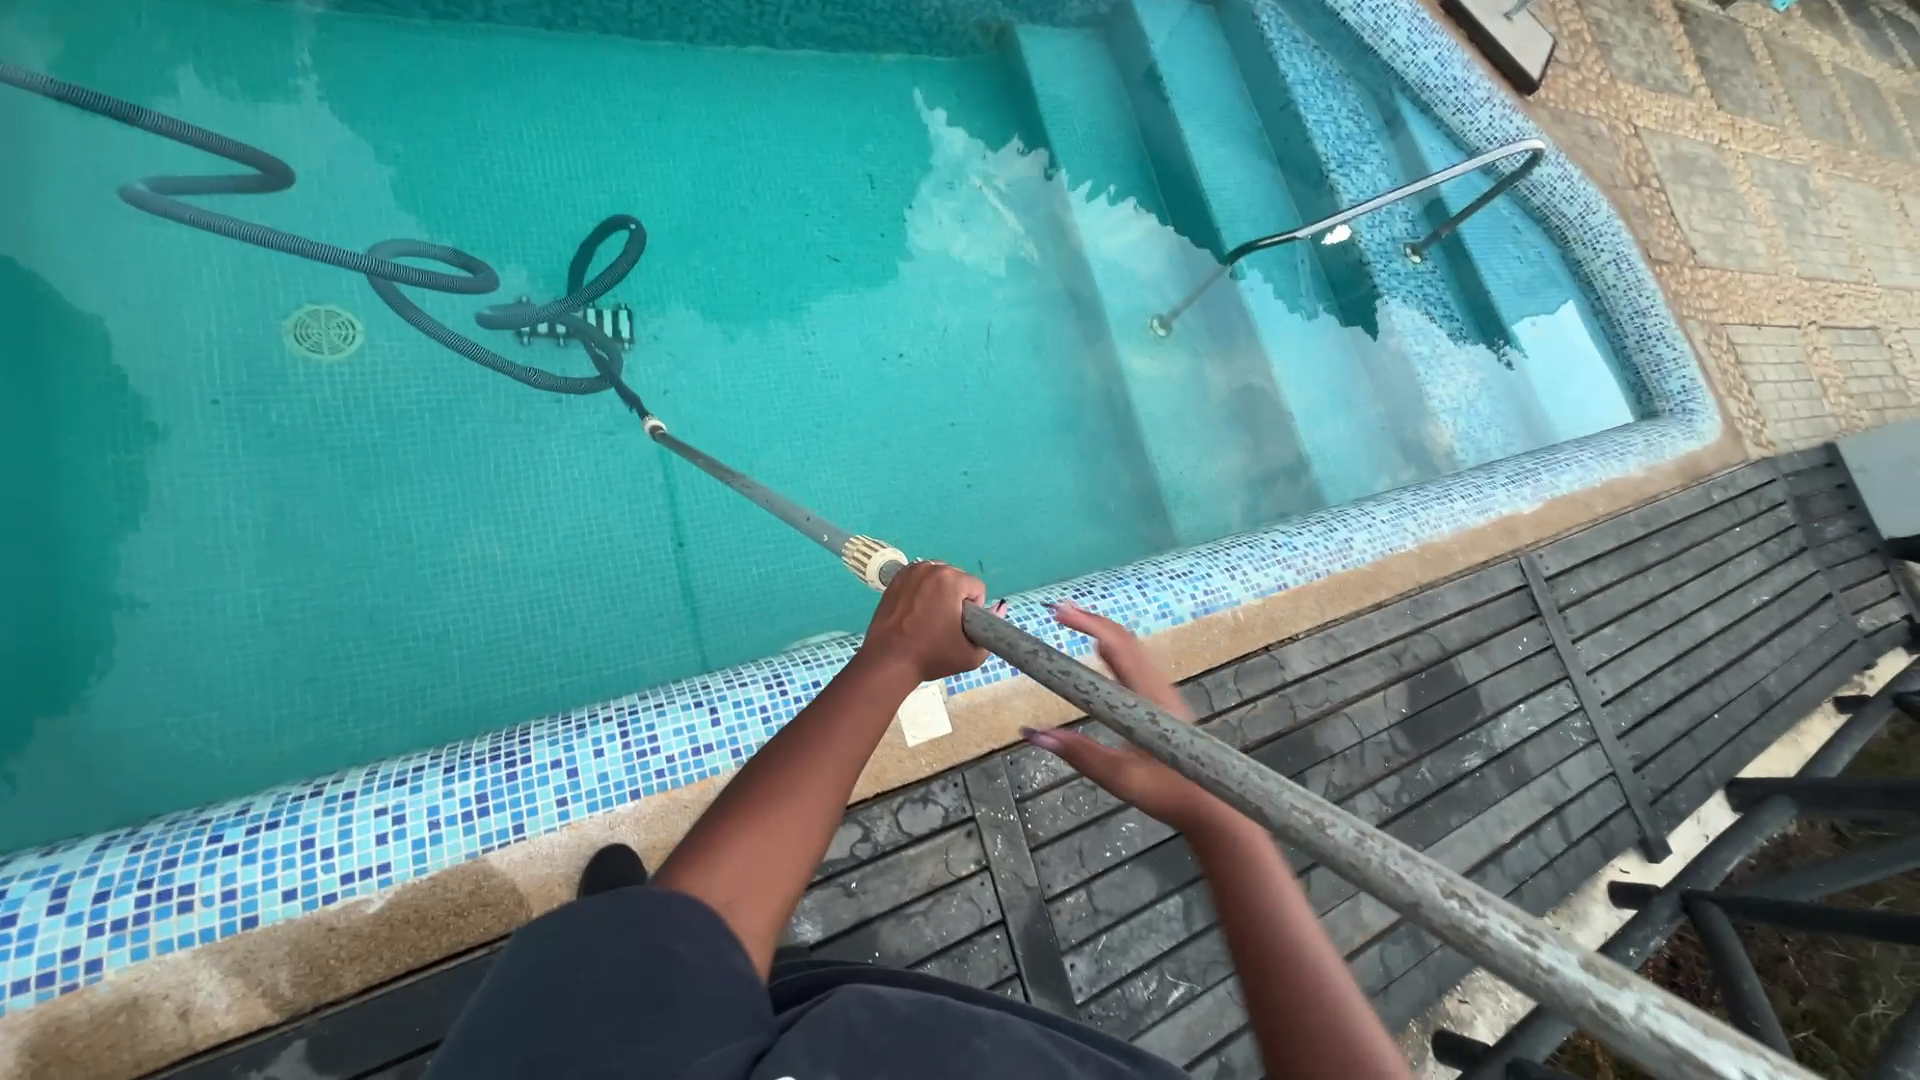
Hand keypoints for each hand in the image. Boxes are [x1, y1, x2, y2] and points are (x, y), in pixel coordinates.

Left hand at [859, 561, 989, 683]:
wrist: (889, 661)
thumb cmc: (932, 656)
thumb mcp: (972, 653)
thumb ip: (992, 627)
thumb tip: (1000, 607)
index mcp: (950, 579)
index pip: (977, 588)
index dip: (974, 610)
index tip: (960, 627)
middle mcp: (930, 567)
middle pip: (957, 579)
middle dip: (957, 598)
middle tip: (944, 624)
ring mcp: (910, 571)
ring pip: (938, 578)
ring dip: (940, 593)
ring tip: (930, 618)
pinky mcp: (895, 579)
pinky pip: (919, 580)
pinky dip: (922, 591)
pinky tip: (916, 611)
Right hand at [1022, 602, 1242, 834]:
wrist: (1213, 807)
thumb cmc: (1169, 793)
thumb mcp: (1120, 777)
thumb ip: (1078, 753)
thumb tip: (1034, 734)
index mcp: (1148, 698)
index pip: (1118, 646)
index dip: (1089, 624)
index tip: (1060, 612)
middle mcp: (1157, 687)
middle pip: (1125, 640)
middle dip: (1092, 619)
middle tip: (1060, 610)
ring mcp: (1162, 693)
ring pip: (1132, 649)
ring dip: (1103, 630)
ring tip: (1074, 621)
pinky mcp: (1162, 702)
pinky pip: (1136, 662)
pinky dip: (1113, 646)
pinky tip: (1100, 651)